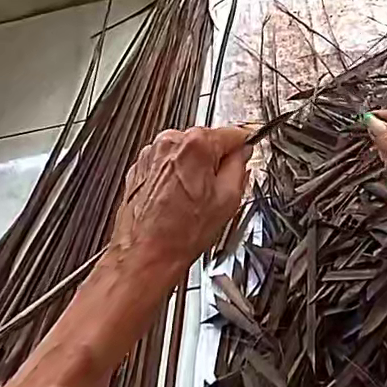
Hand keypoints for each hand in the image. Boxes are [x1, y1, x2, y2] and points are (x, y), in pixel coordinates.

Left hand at [108, 126, 252, 277]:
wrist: (145, 253)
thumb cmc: (179, 233)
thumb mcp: (228, 199)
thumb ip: (240, 167)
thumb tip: (242, 154)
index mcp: (196, 144)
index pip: (233, 133)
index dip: (244, 146)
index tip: (246, 154)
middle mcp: (171, 142)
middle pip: (207, 141)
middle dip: (216, 161)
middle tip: (219, 189)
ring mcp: (151, 154)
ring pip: (186, 152)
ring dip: (194, 169)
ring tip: (194, 199)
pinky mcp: (140, 167)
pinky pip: (167, 164)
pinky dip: (174, 177)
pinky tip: (177, 201)